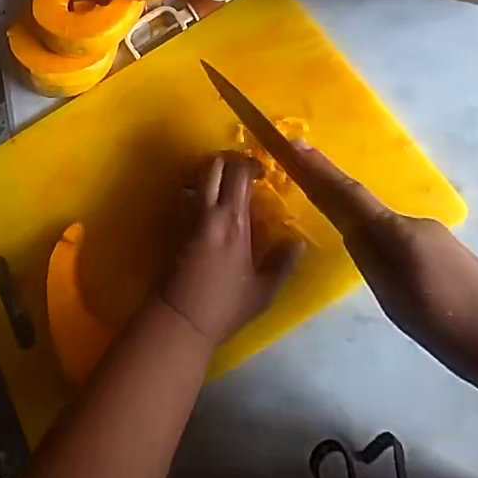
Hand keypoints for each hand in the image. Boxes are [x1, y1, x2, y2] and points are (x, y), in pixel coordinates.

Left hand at [159, 153, 303, 341]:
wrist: (180, 317)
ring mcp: (189, 215)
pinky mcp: (177, 225)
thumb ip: (283, 263)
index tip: (262, 172)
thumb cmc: (225, 305)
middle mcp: (209, 211)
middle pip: (215, 165)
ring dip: (215, 173)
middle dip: (230, 160)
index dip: (251, 164)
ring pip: (200, 177)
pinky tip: (214, 207)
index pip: (239, 173)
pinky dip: (202, 190)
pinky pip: (190, 195)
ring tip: (229, 186)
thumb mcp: (263, 290)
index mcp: (233, 220)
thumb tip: (299, 242)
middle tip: (244, 171)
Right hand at [287, 143, 477, 380]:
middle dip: (335, 199)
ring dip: (364, 231)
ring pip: (386, 228)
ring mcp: (435, 236)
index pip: (348, 194)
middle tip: (308, 194)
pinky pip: (403, 240)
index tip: (293, 143)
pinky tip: (394, 278)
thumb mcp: (396, 300)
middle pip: (364, 207)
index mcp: (397, 233)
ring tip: (354, 262)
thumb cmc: (453, 330)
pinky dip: (386, 246)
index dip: (319, 170)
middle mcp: (415, 224)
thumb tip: (350, 230)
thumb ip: (369, 259)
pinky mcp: (449, 253)